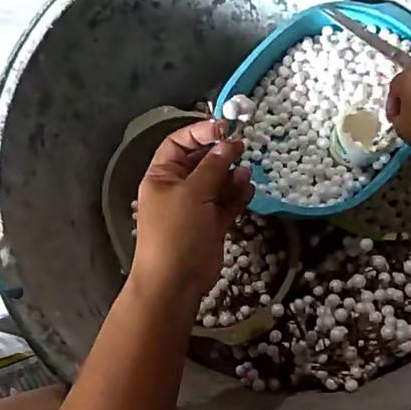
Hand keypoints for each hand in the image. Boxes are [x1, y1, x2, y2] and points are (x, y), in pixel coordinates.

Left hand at [131, 119, 253, 304]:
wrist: (175, 282)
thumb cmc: (176, 232)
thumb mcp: (192, 193)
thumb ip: (212, 166)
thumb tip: (228, 144)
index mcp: (162, 176)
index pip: (178, 143)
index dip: (199, 132)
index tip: (225, 128)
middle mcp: (177, 188)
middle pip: (201, 161)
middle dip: (220, 154)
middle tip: (242, 148)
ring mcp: (195, 207)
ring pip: (217, 182)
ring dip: (231, 175)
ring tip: (245, 172)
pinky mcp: (212, 224)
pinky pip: (226, 203)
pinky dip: (238, 195)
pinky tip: (248, 188)